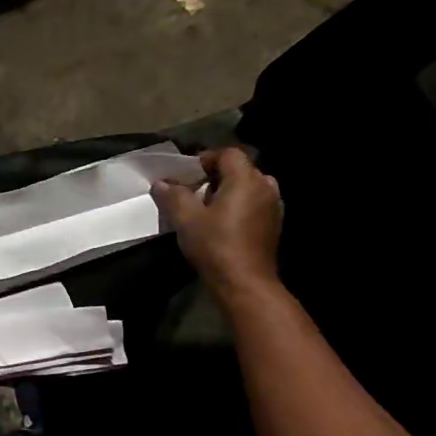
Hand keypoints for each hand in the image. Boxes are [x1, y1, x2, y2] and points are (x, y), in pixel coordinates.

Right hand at [152, 147, 282, 302]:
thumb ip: (173, 196)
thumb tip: (161, 183)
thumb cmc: (215, 245)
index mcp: (246, 180)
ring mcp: (273, 205)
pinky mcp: (273, 222)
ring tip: (206, 208)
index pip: (228, 154)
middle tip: (192, 191)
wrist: (245, 282)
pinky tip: (221, 222)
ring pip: (248, 186)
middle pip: (239, 169)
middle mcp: (265, 187)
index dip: (205, 158)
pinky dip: (238, 204)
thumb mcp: (185, 219)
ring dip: (227, 190)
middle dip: (215, 175)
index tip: (186, 174)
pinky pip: (254, 202)